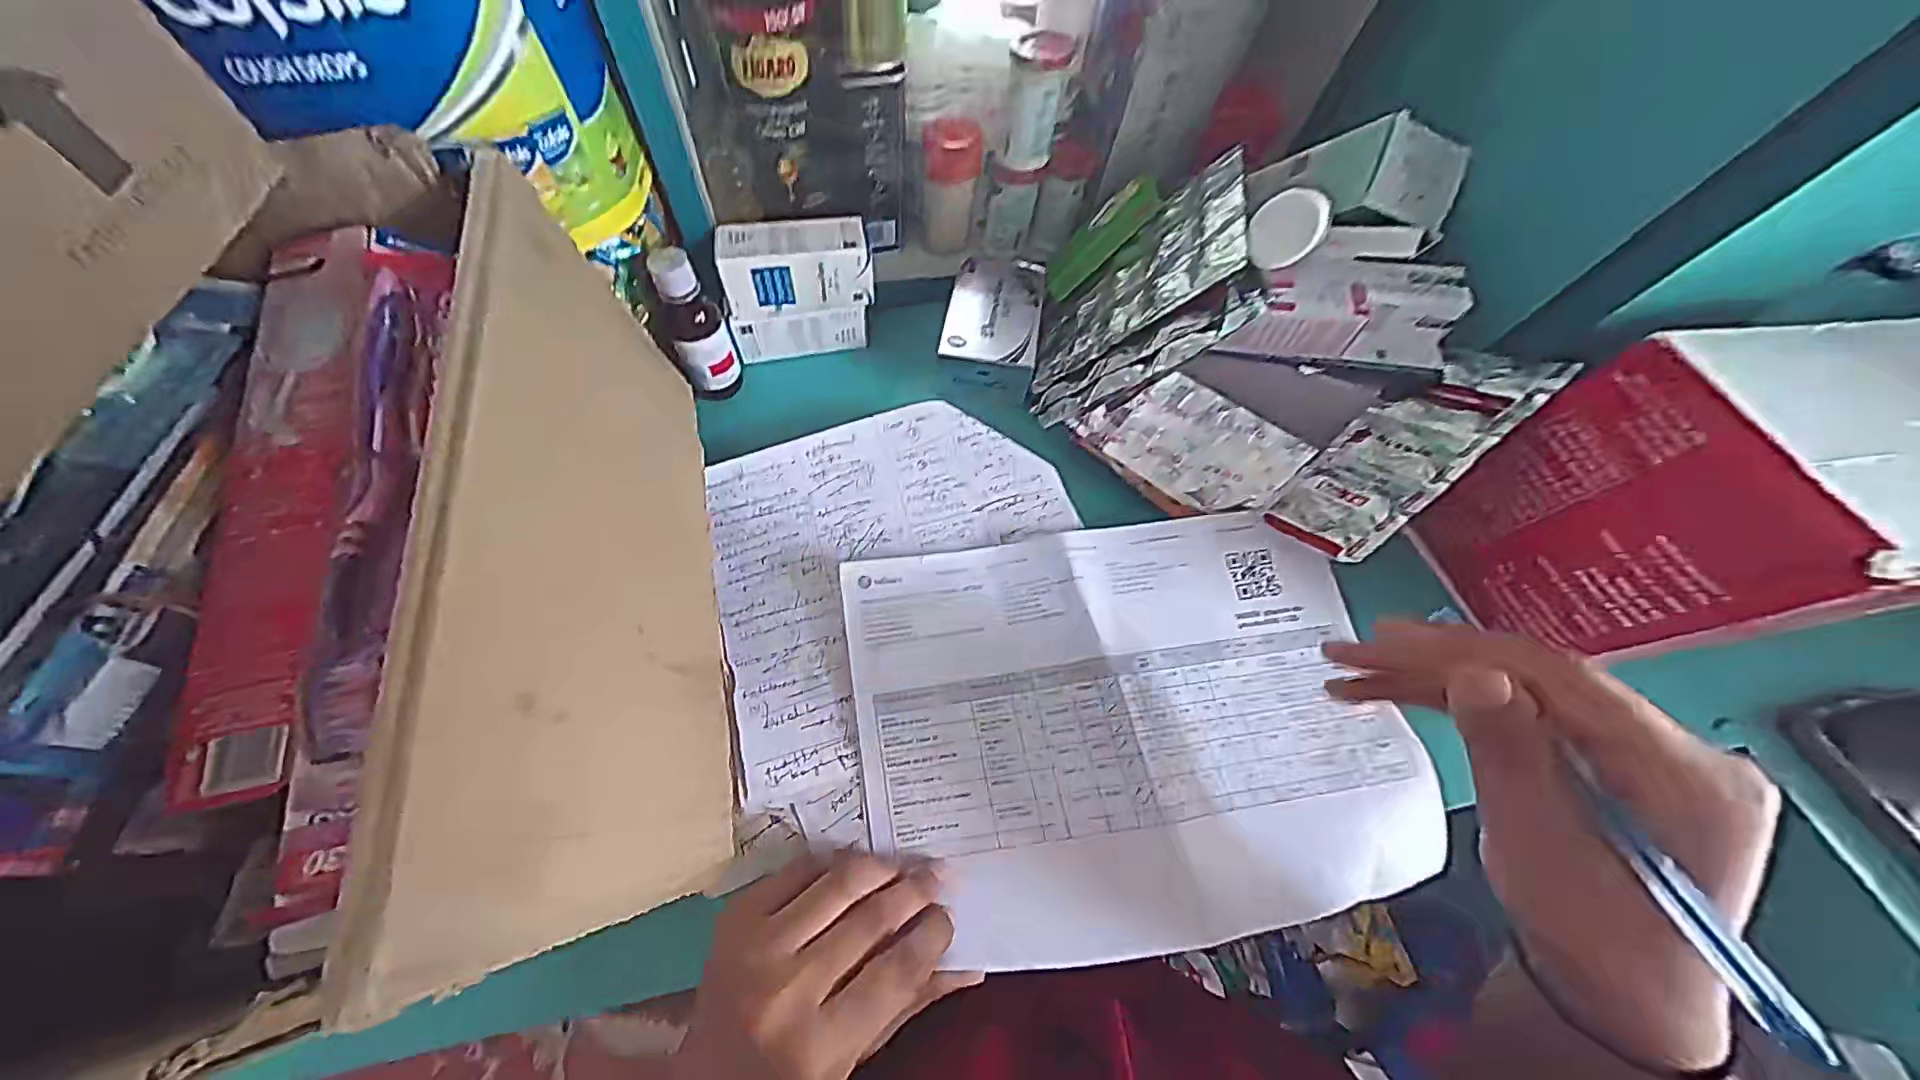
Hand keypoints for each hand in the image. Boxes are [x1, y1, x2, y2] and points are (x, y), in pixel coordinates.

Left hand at [672, 852, 982, 1079]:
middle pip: (871, 918)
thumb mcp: (853, 1056)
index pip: (896, 971)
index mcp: (818, 1044)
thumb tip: (969, 965)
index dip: (932, 934)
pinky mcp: (736, 915)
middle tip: (939, 875)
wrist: (706, 1074)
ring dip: (882, 865)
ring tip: (905, 863)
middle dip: (915, 890)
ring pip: (839, 882)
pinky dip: (834, 859)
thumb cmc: (791, 1073)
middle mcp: (787, 988)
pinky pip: (799, 867)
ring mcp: (756, 946)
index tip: (948, 915)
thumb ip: (908, 1005)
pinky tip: (857, 863)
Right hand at [1325, 620, 1779, 1070]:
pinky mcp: (1596, 757)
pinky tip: (1401, 692)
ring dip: (1432, 679)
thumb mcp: (1539, 846)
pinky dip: (1455, 703)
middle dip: (1434, 662)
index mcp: (1683, 769)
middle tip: (1355, 652)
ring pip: (1516, 691)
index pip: (1558, 677)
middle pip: (1532, 678)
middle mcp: (1670, 746)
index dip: (1464, 650)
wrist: (1617, 995)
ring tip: (1360, 674)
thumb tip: (1475, 675)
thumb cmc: (1587, 934)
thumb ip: (1510, 755)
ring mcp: (1633, 750)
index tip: (1387, 640)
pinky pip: (1519, 714)